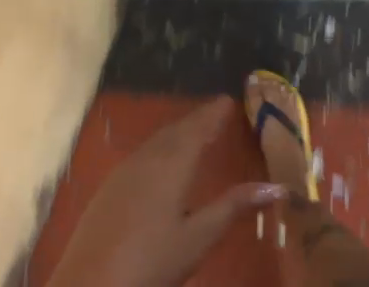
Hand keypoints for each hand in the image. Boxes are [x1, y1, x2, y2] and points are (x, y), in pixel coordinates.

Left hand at [47, 98, 285, 286]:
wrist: (92, 279)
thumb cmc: (152, 260)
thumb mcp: (198, 237)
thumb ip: (232, 207)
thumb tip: (276, 186)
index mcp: (170, 166)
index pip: (196, 130)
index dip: (212, 114)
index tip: (228, 100)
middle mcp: (146, 159)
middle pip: (175, 131)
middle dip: (196, 119)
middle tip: (215, 111)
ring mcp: (124, 171)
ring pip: (156, 141)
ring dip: (177, 131)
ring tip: (194, 130)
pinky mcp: (110, 186)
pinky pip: (142, 153)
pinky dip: (160, 146)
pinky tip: (161, 159)